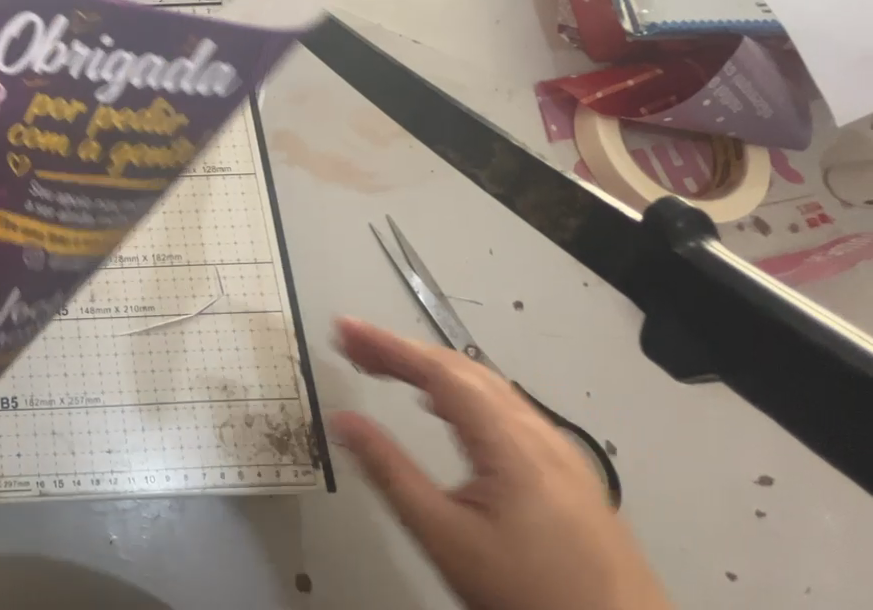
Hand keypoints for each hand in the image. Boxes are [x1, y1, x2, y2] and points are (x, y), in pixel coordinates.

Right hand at [328, 318, 670, 609]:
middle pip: (465, 372)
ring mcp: (562, 456)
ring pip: (489, 389)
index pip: (441, 372)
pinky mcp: (569, 478)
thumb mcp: (444, 536)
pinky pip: (507, 412)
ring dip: (431, 370)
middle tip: (352, 345)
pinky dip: (460, 393)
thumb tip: (342, 421)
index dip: (388, 344)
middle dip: (403, 351)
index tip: (346, 329)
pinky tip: (440, 406)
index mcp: (513, 445)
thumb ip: (390, 471)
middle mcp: (542, 438)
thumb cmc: (529, 595)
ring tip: (383, 367)